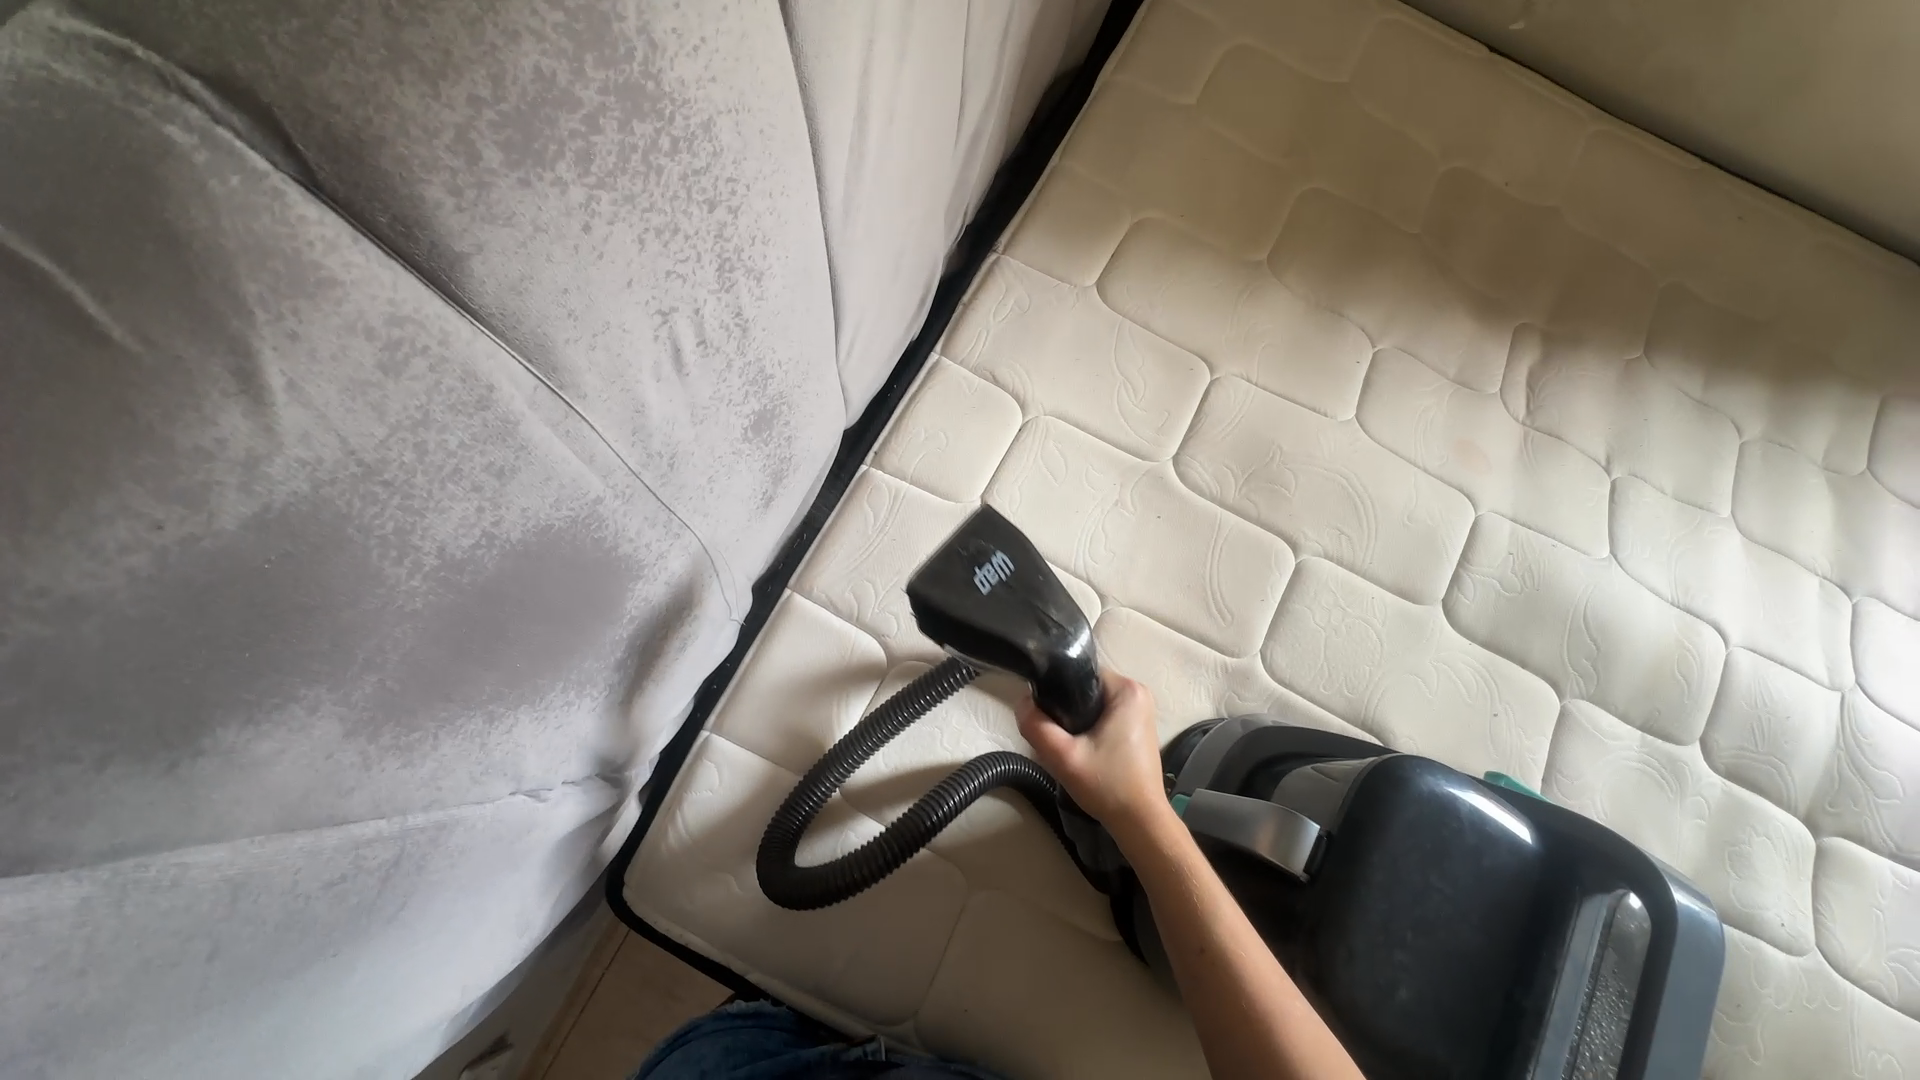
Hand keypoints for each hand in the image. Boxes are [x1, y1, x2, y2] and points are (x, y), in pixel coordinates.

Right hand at [1017, 670, 1173, 842]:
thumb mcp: (1063, 757)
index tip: (1045, 713)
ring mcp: (1140, 711)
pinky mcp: (1137, 728)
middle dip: (1065, 707)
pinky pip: (1104, 716)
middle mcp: (1138, 693)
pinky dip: (1089, 728)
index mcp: (1127, 690)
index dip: (1057, 689)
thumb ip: (1036, 726)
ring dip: (1076, 720)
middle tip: (1053, 733)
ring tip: (1064, 743)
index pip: (1080, 673)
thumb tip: (1021, 702)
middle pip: (1085, 688)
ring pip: (1093, 703)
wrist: (1139, 822)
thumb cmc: (1107, 786)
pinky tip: (1080, 748)